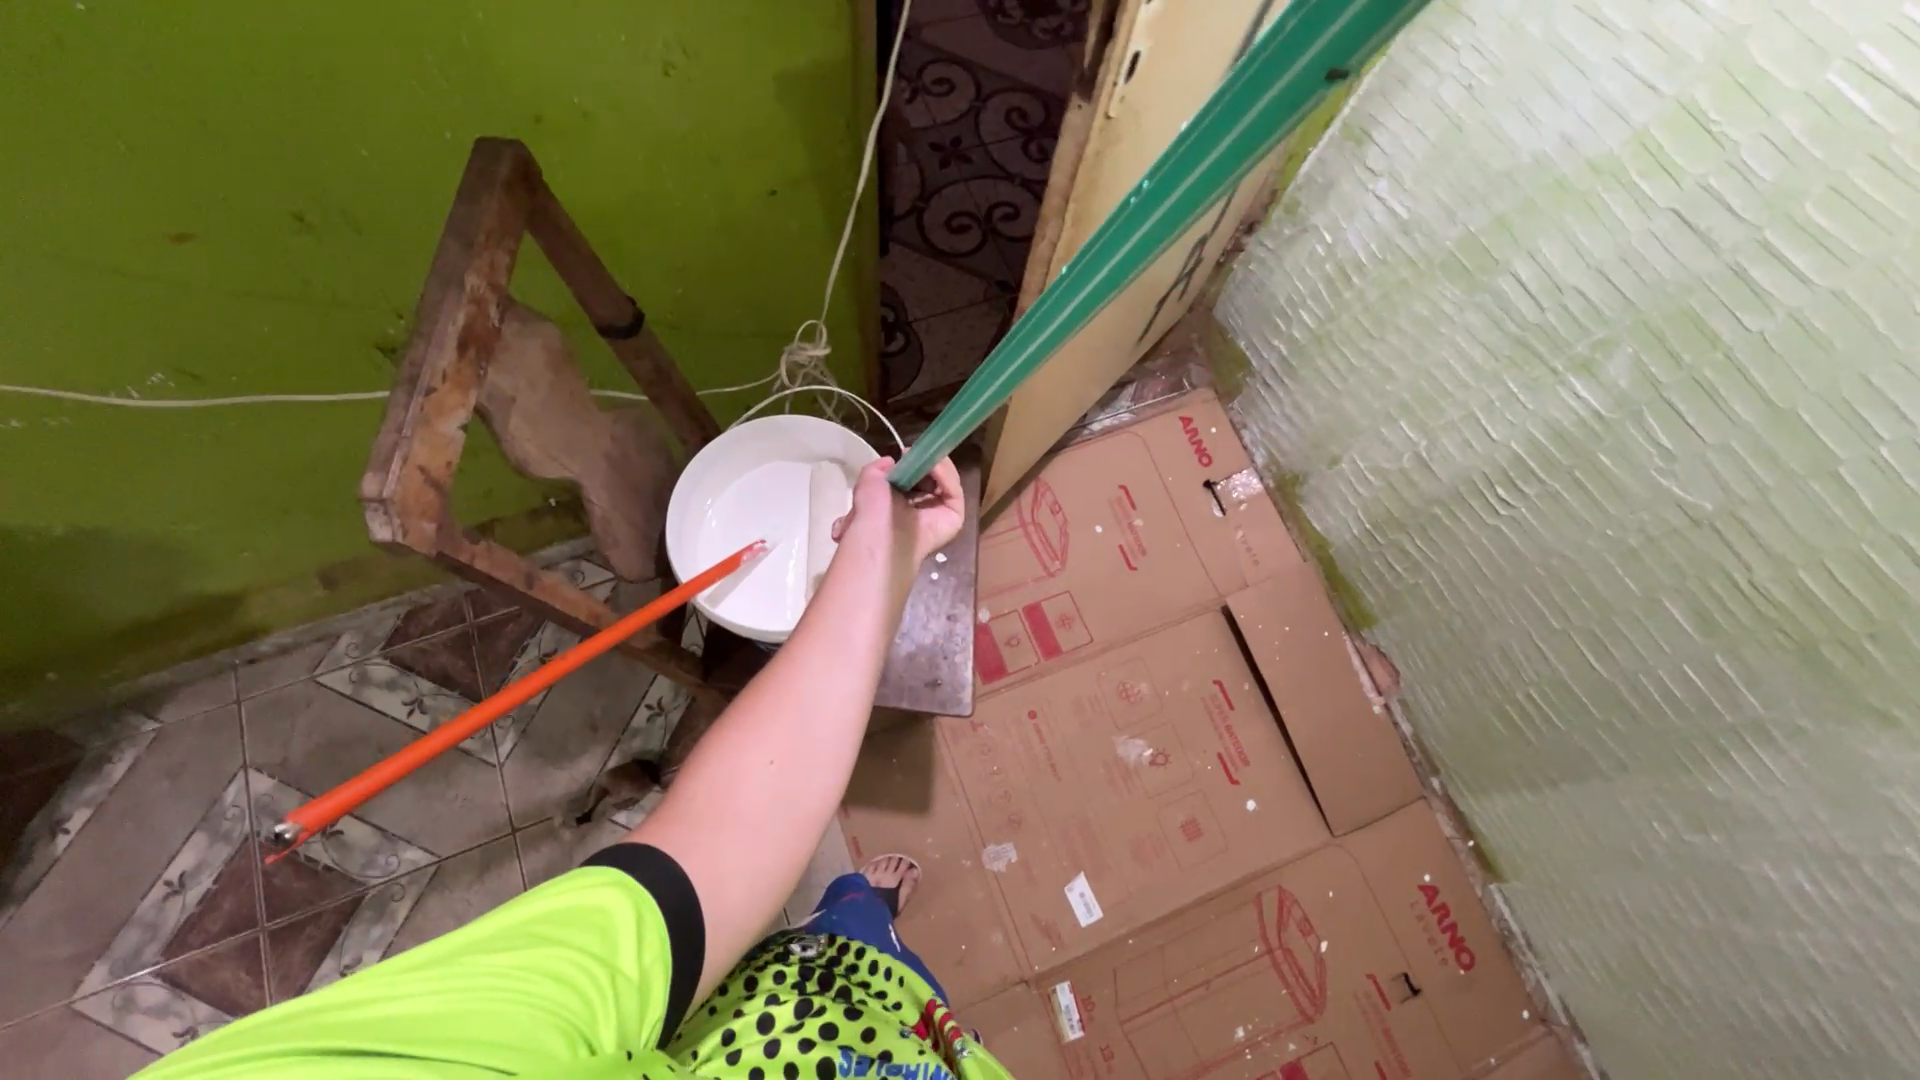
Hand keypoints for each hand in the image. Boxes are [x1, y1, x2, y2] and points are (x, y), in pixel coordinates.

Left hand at [831, 455, 964, 595]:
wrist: (879, 534)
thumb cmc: (871, 511)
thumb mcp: (869, 481)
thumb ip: (880, 468)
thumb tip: (892, 461)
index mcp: (901, 507)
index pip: (915, 481)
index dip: (913, 464)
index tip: (906, 451)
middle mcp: (922, 512)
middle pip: (934, 480)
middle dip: (927, 463)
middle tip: (918, 453)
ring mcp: (940, 516)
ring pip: (946, 483)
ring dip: (937, 465)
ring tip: (925, 456)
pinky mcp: (955, 518)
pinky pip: (954, 491)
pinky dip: (946, 474)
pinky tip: (934, 465)